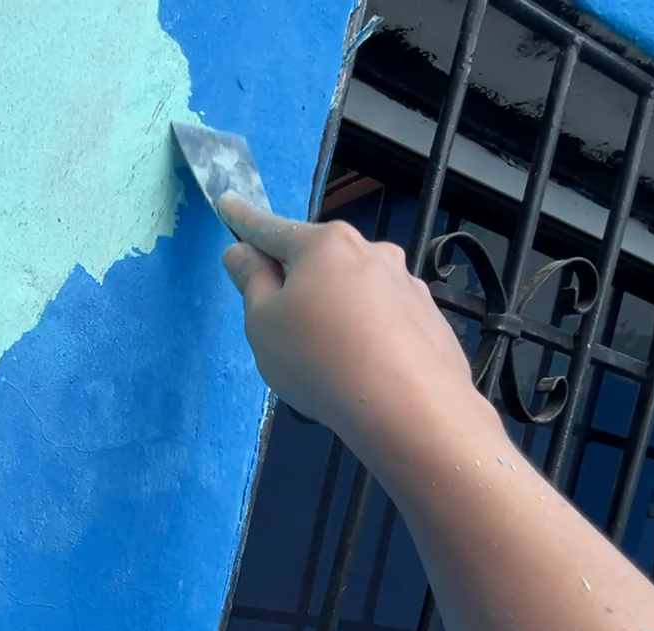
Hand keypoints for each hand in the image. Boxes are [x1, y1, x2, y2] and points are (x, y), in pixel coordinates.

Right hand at [217, 194, 481, 448]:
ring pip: (349, 290)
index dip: (243, 220)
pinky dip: (361, 333)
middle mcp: (369, 250)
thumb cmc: (317, 359)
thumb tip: (241, 251)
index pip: (270, 229)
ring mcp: (404, 281)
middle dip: (293, 281)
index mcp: (323, 246)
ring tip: (322, 360)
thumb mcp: (263, 324)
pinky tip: (357, 367)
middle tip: (276, 326)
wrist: (406, 405)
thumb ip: (251, 282)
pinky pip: (378, 317)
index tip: (227, 202)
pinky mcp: (425, 315)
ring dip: (330, 311)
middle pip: (315, 260)